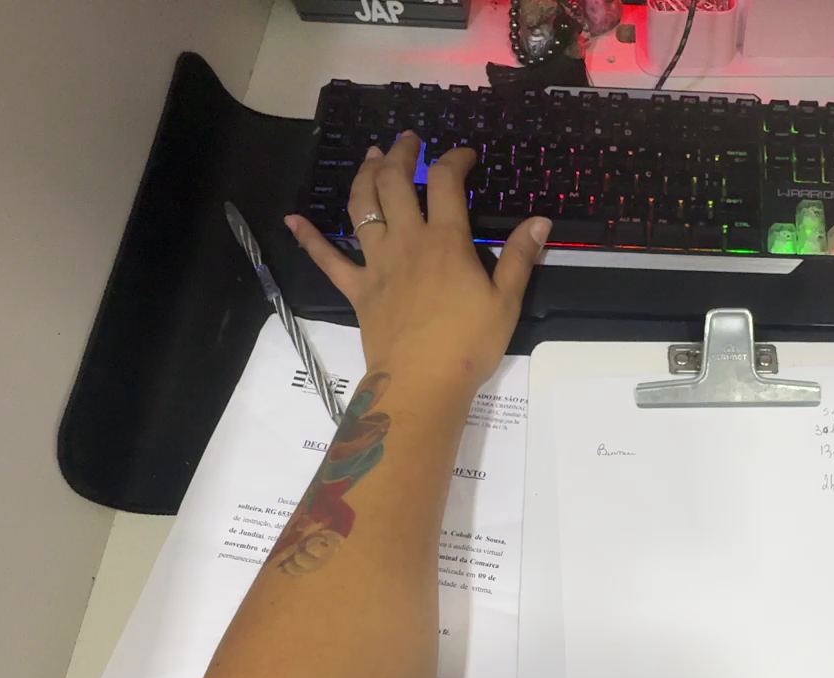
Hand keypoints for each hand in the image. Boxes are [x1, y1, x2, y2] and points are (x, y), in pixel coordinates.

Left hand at [285, 131, 549, 400]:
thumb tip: (540, 221)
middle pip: (395, 182)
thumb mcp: (506, 301)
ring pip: (362, 207)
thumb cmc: (470, 344)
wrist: (424, 381)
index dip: (455, 159)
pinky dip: (310, 238)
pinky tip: (293, 220)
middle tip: (407, 141)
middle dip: (401, 153)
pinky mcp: (358, 289)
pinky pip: (328, 260)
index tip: (465, 154)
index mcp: (446, 242)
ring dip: (364, 175)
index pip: (446, 183)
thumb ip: (520, 257)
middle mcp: (408, 241)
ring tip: (370, 157)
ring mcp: (378, 263)